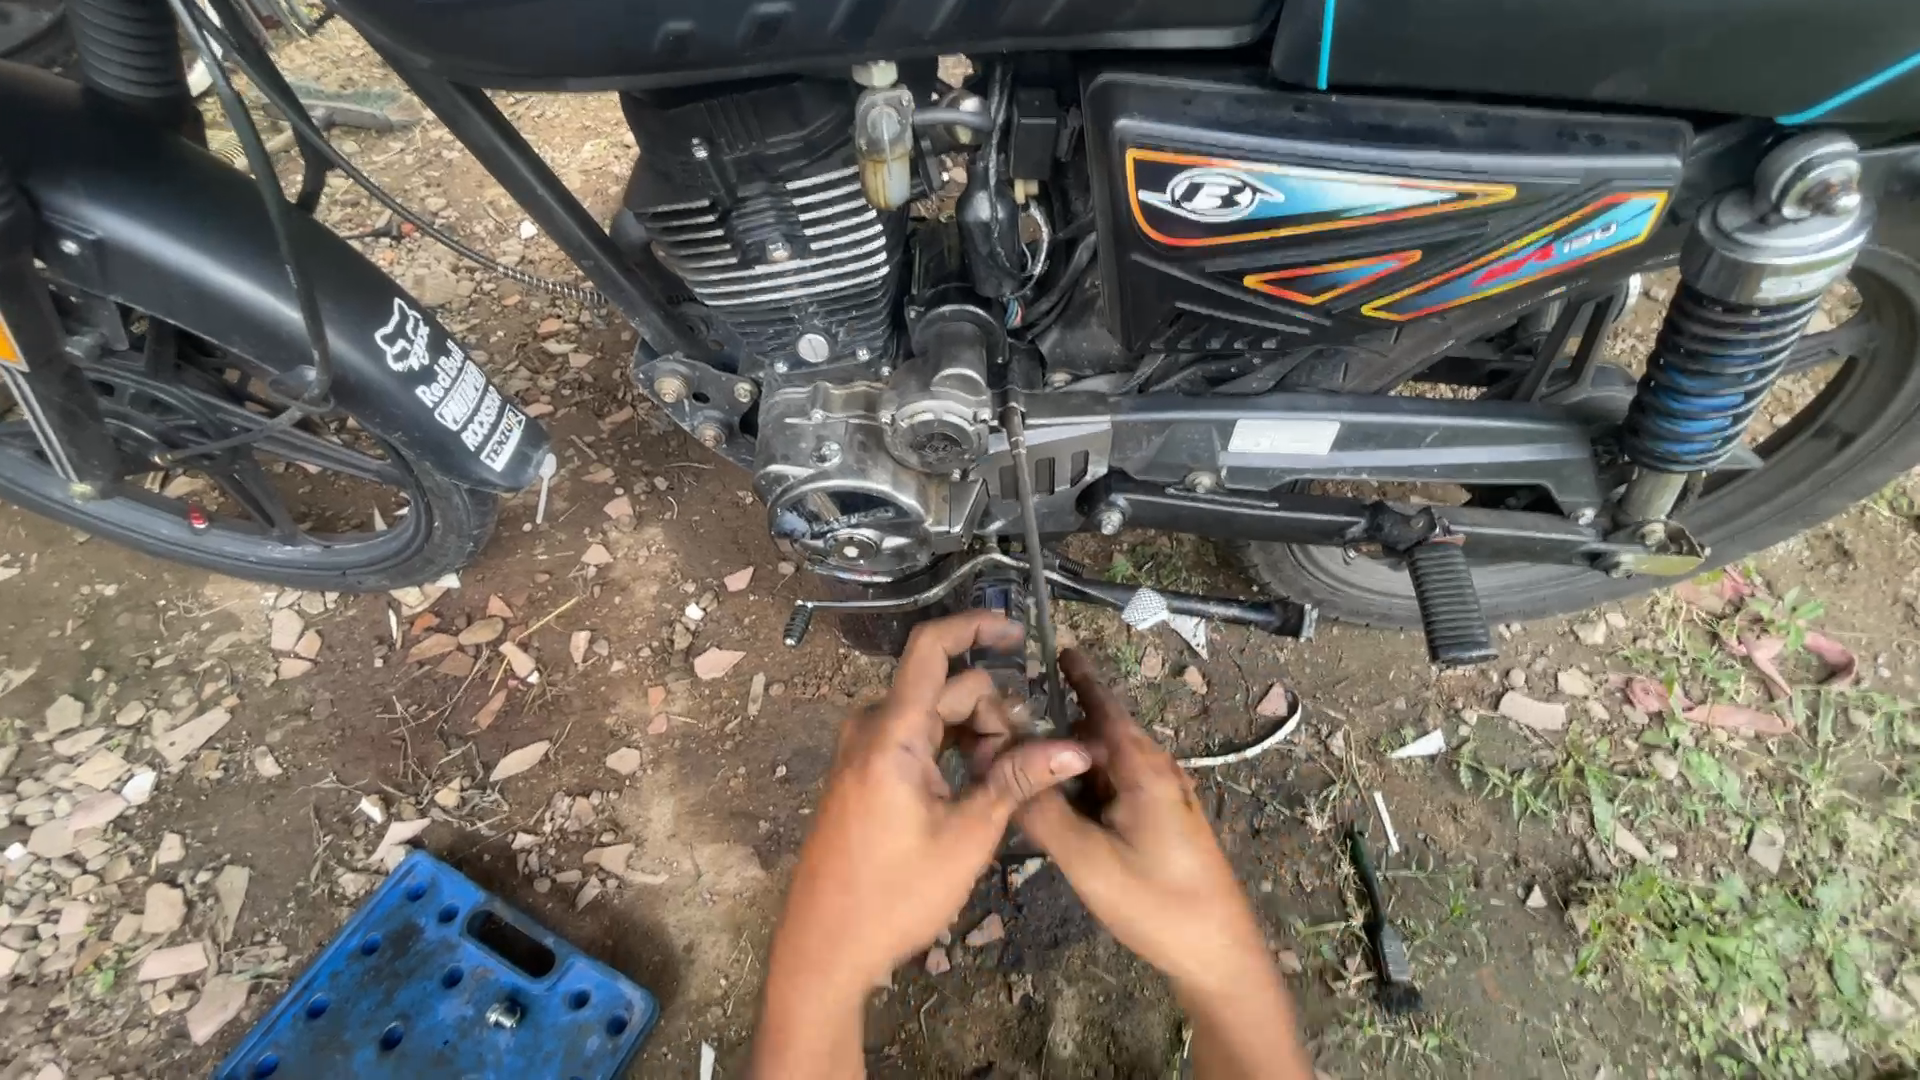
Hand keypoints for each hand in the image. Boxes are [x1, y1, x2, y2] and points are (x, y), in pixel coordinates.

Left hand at [754, 612, 1090, 1077]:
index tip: (1017, 632)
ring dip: (974, 734)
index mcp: (892, 732)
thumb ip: (1018, 780)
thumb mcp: (966, 836)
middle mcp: (873, 726)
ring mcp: (864, 747)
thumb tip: (1077, 749)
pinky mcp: (865, 768)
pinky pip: (915, 736)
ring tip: (1002, 782)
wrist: (824, 947)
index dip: (975, 626)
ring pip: (934, 713)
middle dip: (993, 713)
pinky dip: (950, 748)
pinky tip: (976, 784)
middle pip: (947, 689)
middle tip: (1025, 762)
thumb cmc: (894, 895)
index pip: (931, 648)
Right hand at [1017, 649, 1269, 987]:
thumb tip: (997, 763)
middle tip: (1007, 748)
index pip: (1102, 704)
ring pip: (1104, 765)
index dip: (1078, 676)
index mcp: (1142, 765)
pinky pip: (1116, 789)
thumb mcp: (1088, 859)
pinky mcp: (1163, 819)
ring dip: (1069, 770)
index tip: (1055, 647)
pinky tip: (1064, 818)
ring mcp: (1162, 795)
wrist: (1221, 957)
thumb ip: (1041, 810)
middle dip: (1055, 738)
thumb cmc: (1157, 903)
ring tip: (1028, 787)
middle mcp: (1155, 768)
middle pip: (1096, 735)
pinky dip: (1086, 792)